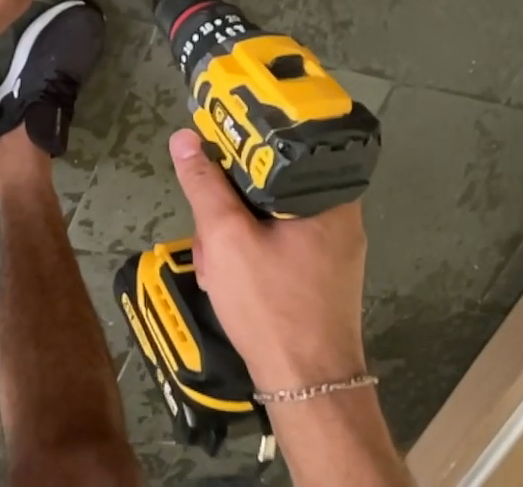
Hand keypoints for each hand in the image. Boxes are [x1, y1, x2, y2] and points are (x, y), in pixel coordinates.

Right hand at [168, 130, 369, 391]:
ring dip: (232, 234)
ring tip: (215, 265)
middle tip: (208, 232)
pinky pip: (277, 243)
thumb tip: (184, 137)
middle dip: (227, 206)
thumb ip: (204, 184)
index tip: (209, 156)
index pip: (279, 148)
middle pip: (268, 185)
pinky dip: (249, 252)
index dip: (238, 148)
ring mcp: (332, 249)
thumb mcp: (225, 236)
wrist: (306, 385)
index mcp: (328, 198)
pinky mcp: (321, 274)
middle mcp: (338, 216)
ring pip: (267, 216)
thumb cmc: (270, 304)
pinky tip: (228, 277)